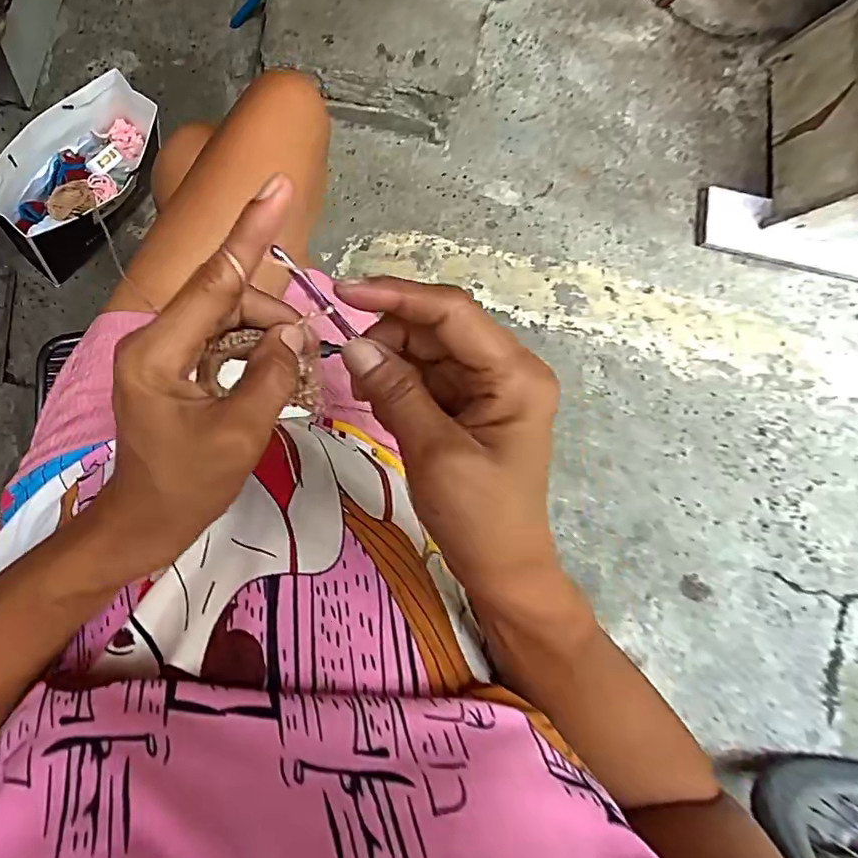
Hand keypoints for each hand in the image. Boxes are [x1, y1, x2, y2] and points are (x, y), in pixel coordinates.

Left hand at [91, 174, 313, 583]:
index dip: (248, 233)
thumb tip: (294, 331)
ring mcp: (155, 352)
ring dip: (260, 333)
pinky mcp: (166, 367)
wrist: (143, 523)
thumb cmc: (185, 488)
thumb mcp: (239, 433)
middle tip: (305, 345)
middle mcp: (150, 340)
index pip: (213, 281)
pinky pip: (213, 341)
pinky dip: (244, 349)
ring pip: (220, 319)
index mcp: (155, 351)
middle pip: (221, 299)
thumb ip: (270, 372)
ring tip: (292, 361)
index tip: (274, 185)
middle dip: (268, 313)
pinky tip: (270, 364)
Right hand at [332, 277, 572, 617]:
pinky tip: (377, 402)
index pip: (452, 312)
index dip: (396, 295)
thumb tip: (353, 345)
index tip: (344, 292)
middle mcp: (502, 369)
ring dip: (385, 361)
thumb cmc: (479, 514)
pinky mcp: (462, 399)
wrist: (499, 565)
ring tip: (365, 396)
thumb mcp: (434, 450)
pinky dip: (390, 380)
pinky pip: (417, 371)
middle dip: (386, 336)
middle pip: (433, 325)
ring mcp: (482, 384)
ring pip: (420, 346)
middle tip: (348, 367)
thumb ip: (395, 391)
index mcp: (514, 375)